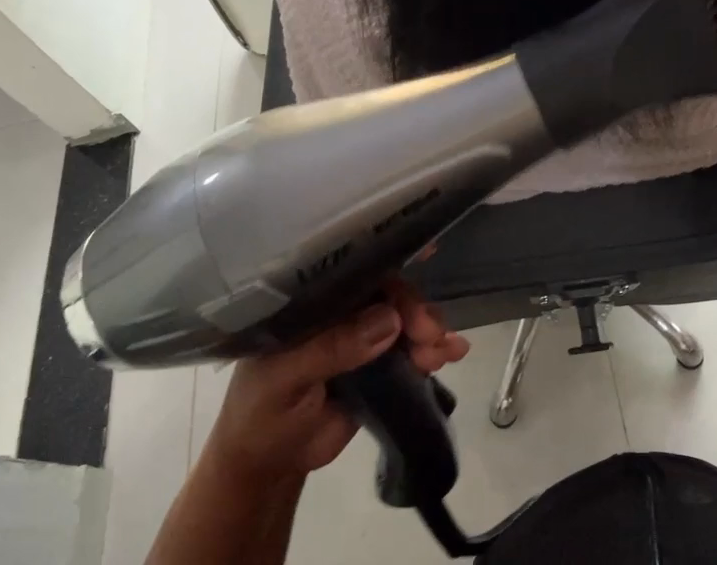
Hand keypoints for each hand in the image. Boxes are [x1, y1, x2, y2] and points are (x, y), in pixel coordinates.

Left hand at [206, 282, 468, 478]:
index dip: (386, 260)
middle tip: (429, 334)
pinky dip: (436, 351)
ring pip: (405, 322)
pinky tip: (456, 353)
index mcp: (310, 304)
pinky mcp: (382, 368)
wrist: (269, 466)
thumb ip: (332, 349)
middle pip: (387, 296)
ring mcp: (363, 340)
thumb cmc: (261, 414)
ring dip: (430, 332)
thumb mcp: (285, 380)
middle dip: (414, 310)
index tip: (425, 250)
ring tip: (444, 352)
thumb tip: (389, 319)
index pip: (352, 272)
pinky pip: (412, 352)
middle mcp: (340, 313)